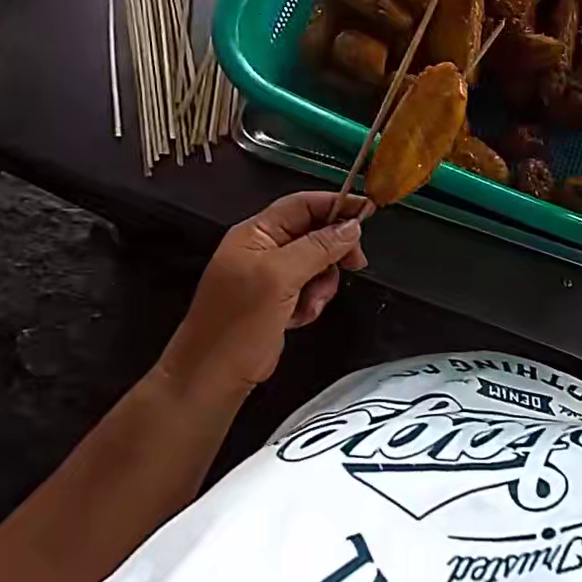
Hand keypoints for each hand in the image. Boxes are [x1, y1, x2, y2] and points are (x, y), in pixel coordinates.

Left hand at [158, 192, 371, 393]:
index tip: (368, 211)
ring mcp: (272, 275)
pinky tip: (299, 317)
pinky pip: (311, 288)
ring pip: (318, 263)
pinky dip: (312, 301)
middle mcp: (264, 249)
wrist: (213, 377)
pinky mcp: (280, 300)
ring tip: (309, 305)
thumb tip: (352, 226)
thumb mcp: (280, 277)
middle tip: (355, 264)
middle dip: (334, 252)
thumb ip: (318, 247)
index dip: (336, 205)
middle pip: (316, 234)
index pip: (303, 205)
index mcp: (256, 233)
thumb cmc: (239, 323)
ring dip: (322, 284)